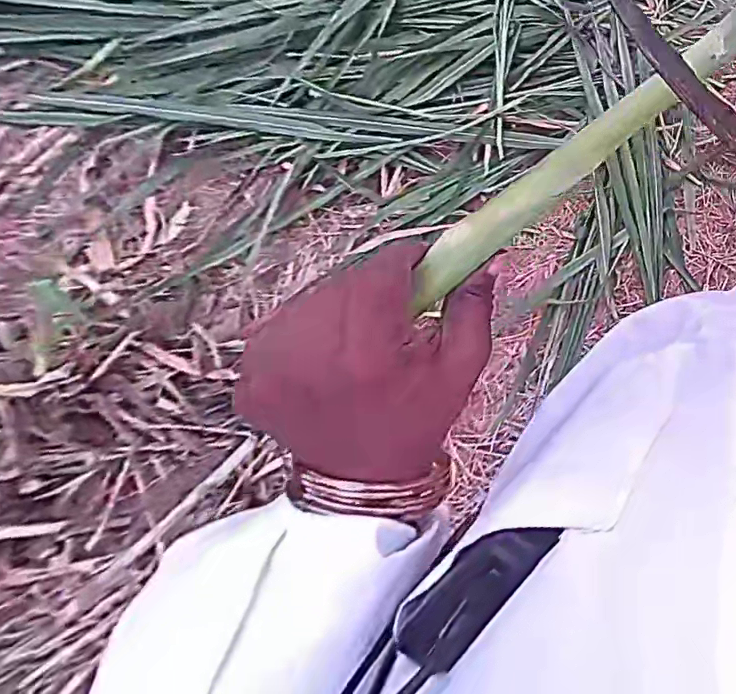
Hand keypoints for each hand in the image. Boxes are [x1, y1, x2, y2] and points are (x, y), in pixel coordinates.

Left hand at [234, 241, 495, 482]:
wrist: (359, 477)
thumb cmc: (419, 416)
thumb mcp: (462, 365)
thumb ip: (473, 306)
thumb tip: (487, 259)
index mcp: (366, 353)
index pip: (381, 271)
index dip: (406, 260)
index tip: (423, 266)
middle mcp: (309, 354)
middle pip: (349, 279)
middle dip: (378, 283)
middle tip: (399, 306)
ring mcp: (269, 365)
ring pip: (317, 294)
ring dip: (345, 300)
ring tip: (365, 331)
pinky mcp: (248, 375)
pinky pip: (286, 319)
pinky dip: (313, 322)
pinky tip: (332, 349)